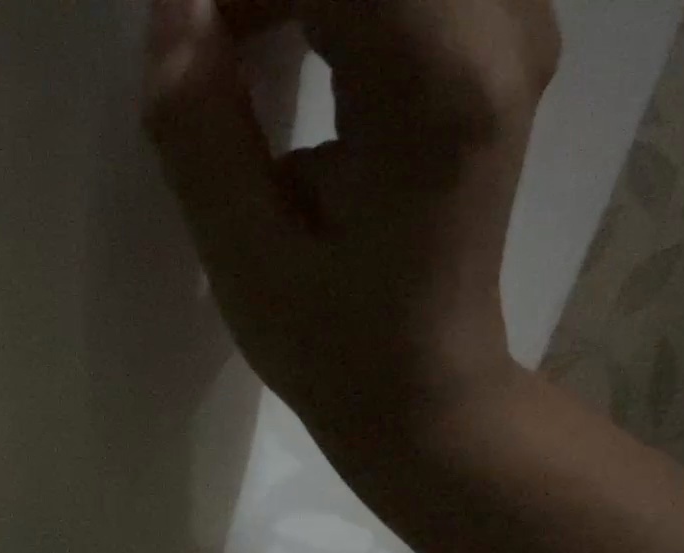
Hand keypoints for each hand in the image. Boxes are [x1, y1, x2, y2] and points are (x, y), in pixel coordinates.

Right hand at [144, 0, 559, 453]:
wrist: (422, 382)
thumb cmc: (330, 340)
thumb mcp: (244, 255)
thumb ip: (201, 129)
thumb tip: (171, 7)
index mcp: (435, 88)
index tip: (178, 28)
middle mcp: (500, 30)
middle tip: (202, 41)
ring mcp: (513, 29)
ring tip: (230, 44)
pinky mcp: (498, 44)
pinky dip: (329, 1)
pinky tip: (287, 38)